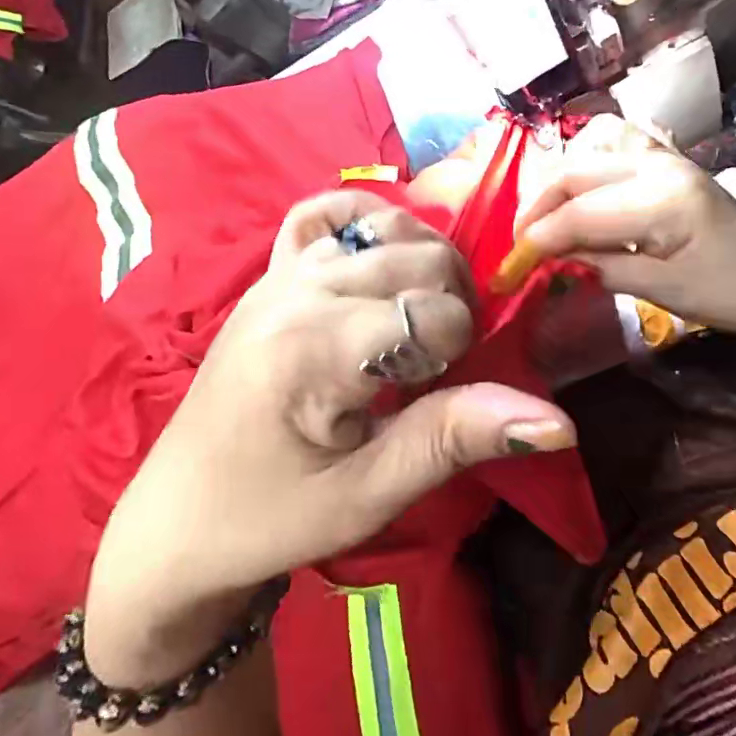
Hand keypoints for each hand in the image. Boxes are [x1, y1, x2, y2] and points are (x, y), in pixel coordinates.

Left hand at [85, 191, 573, 686]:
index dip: (464, 352)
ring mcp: (276, 275)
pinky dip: (364, 224)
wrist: (178, 518)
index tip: (443, 397)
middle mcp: (294, 290)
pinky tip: (379, 264)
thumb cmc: (268, 519)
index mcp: (314, 346)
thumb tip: (557, 422)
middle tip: (437, 370)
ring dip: (423, 267)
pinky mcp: (267, 278)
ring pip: (383, 228)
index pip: (436, 311)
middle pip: (418, 257)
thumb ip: (452, 440)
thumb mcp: (366, 496)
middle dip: (453, 305)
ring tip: (417, 326)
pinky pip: (321, 217)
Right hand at [515, 116, 735, 336]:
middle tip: (517, 248)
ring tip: (538, 225)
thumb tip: (550, 257)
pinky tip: (571, 197)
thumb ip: (600, 267)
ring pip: (583, 158)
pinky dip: (579, 172)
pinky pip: (608, 152)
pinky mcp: (665, 162)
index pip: (576, 215)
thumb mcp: (662, 290)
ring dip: (552, 189)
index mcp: (662, 200)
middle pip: (571, 174)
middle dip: (534, 210)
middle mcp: (658, 165)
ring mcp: (662, 157)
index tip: (507, 270)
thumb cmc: (731, 295)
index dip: (534, 242)